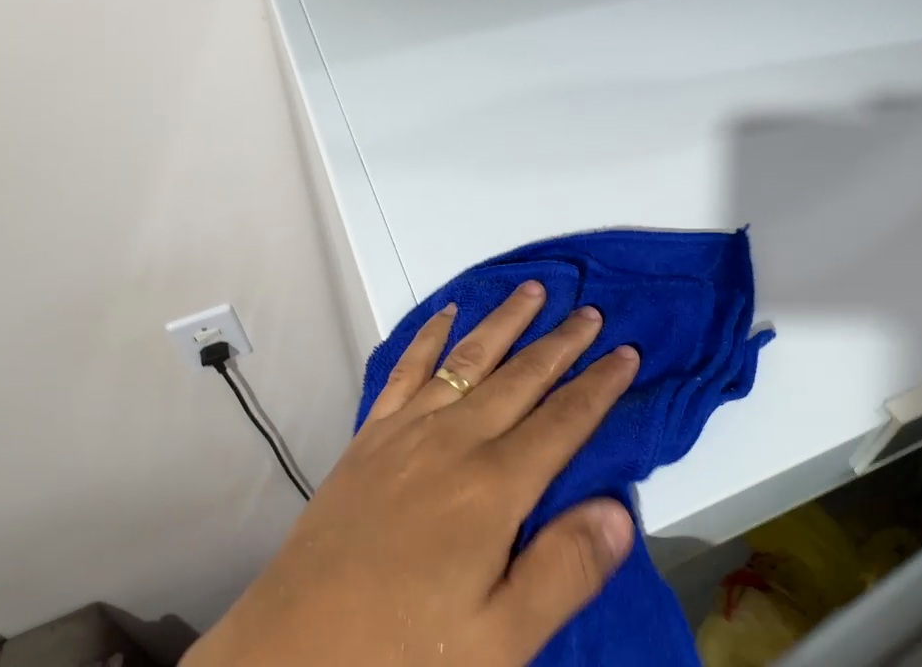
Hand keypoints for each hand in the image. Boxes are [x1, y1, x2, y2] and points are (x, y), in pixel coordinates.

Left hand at [183, 280, 640, 666]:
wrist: (294, 649)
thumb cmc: (406, 649)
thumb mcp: (500, 638)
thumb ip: (564, 570)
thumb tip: (620, 509)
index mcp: (493, 488)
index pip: (563, 422)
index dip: (600, 386)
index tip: (627, 353)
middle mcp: (453, 443)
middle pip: (520, 378)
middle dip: (560, 342)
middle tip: (590, 311)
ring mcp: (405, 433)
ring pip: (467, 360)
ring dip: (504, 322)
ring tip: (532, 290)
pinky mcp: (369, 438)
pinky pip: (406, 370)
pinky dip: (430, 336)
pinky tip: (446, 315)